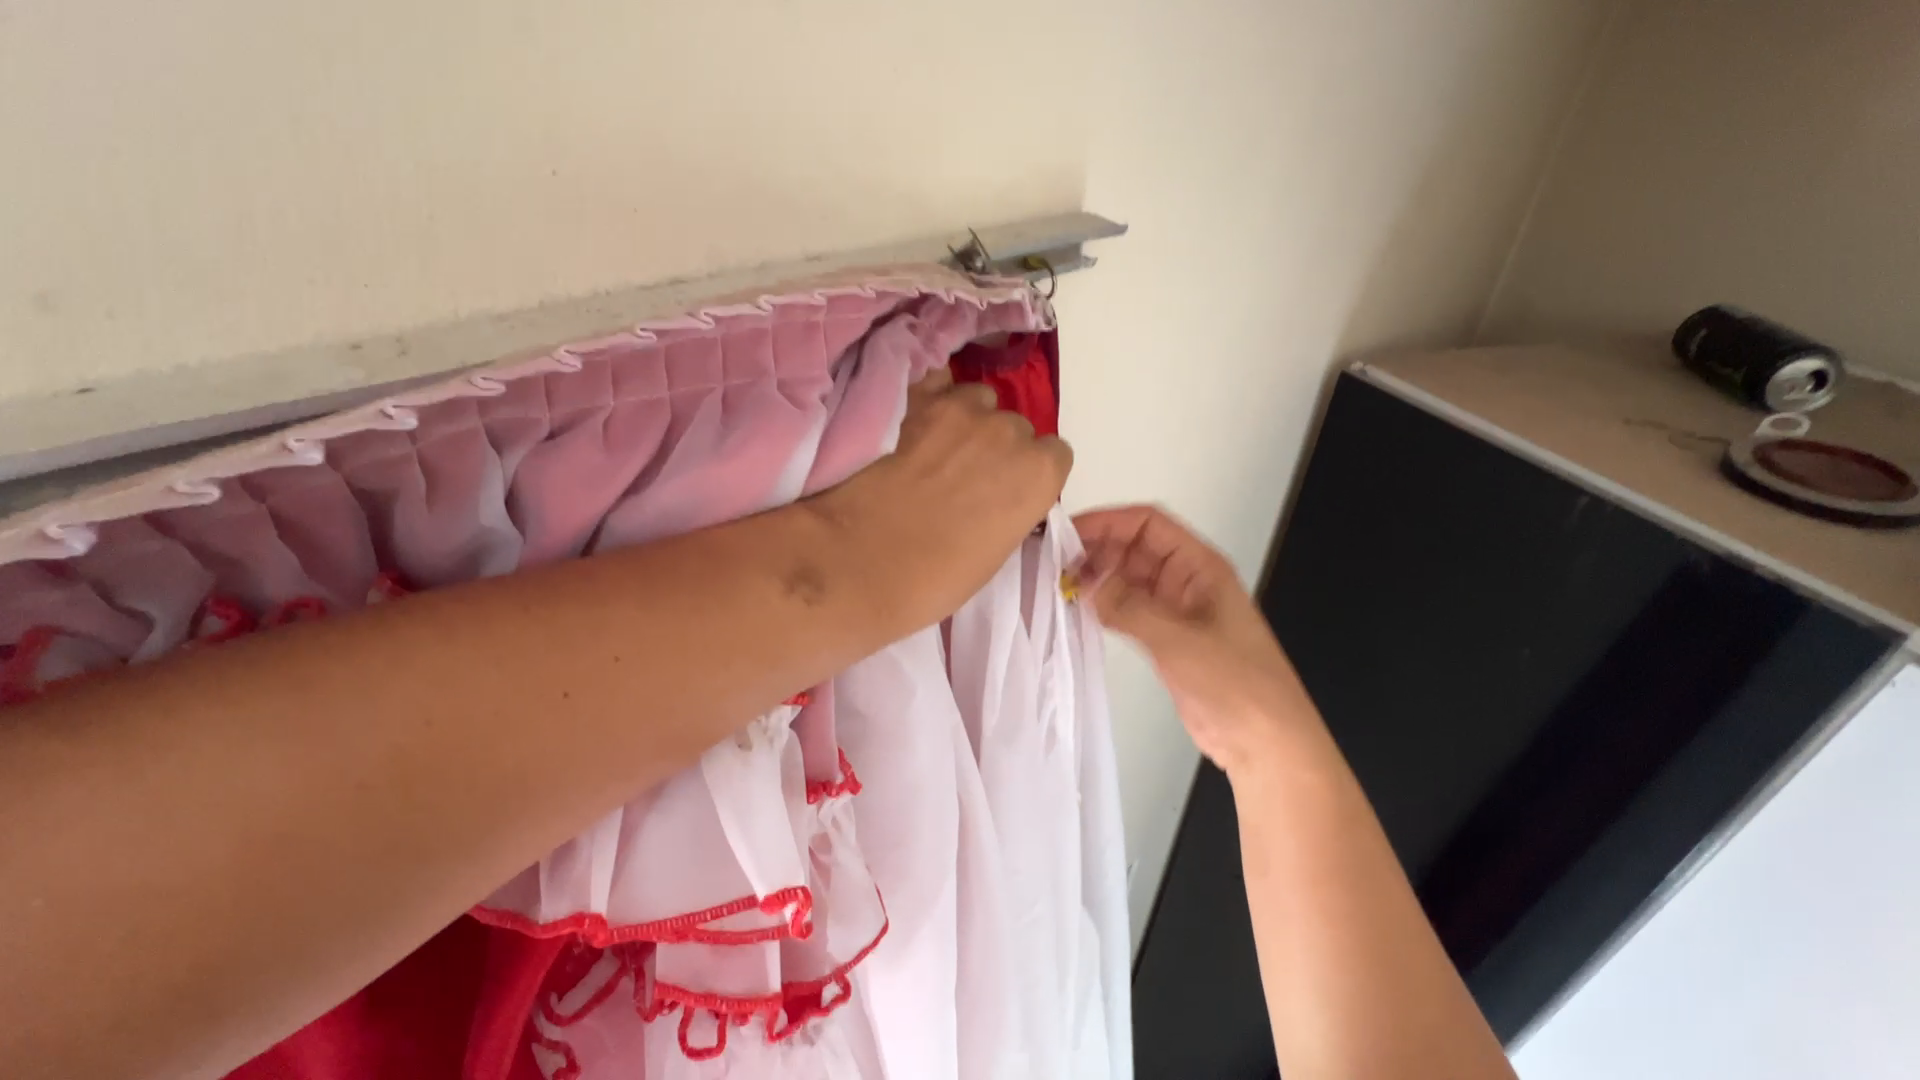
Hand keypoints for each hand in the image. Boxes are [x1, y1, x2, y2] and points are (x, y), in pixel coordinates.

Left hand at [810, 368, 1072, 628]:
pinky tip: (918, 422)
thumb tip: (999, 494)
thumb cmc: (939, 576)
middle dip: (997, 447)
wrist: (866, 562)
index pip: (1054, 454)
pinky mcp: (919, 400)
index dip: (1031, 471)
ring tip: (938, 449)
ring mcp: (964, 410)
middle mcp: (1011, 431)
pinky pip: (939, 384)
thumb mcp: (998, 548)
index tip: (1008, 490)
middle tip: (966, 478)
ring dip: (967, 420)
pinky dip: (934, 398)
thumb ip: (1012, 507)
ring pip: (980, 401)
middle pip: (1016, 428)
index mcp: (1040, 474)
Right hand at [1073, 505, 1318, 777]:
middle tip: (1053, 564)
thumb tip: (1084, 580)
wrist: (1264, 740)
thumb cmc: (1235, 682)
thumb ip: (1130, 607)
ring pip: (1128, 579)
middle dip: (1097, 549)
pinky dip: (1103, 606)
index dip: (1108, 522)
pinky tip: (1078, 611)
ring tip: (1058, 584)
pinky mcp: (1165, 640)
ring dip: (1096, 578)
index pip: (1149, 524)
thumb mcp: (1180, 640)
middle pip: (1134, 548)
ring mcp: (1175, 611)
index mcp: (1200, 566)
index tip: (1067, 534)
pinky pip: (1127, 610)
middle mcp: (1186, 581)